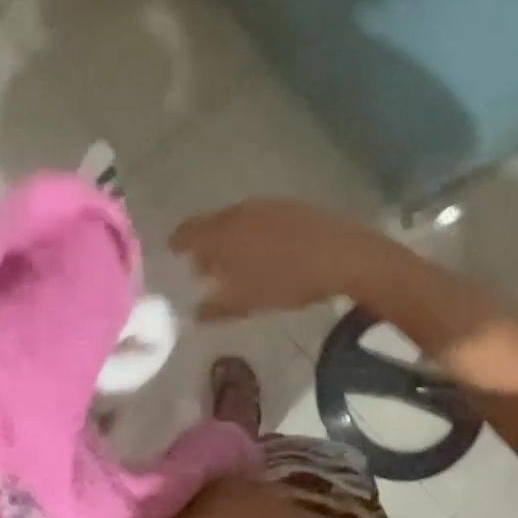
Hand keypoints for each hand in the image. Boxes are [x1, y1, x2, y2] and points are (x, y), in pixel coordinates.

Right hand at [170, 199, 390, 320]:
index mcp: (222, 231)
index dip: (178, 242)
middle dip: (206, 244)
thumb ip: (217, 307)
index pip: (188, 231)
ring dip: (232, 238)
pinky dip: (255, 234)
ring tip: (237, 261)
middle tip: (205, 265)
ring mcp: (268, 206)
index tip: (174, 253)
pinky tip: (268, 251)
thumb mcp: (248, 301)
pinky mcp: (293, 207)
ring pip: (238, 220)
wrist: (343, 255)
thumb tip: (195, 312)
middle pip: (213, 224)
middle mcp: (239, 211)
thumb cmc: (288, 280)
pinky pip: (262, 219)